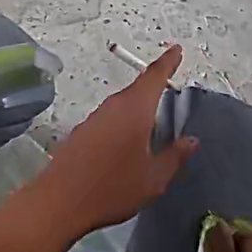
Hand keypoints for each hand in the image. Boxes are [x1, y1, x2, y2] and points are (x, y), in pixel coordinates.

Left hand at [29, 45, 196, 237]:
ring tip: (153, 128)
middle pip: (138, 90)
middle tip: (171, 93)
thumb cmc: (112, 188)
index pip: (154, 77)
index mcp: (134, 110)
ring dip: (139, 110)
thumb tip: (191, 140)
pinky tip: (128, 145)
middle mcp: (113, 107)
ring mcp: (95, 118)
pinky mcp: (83, 132)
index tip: (176, 50)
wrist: (61, 201)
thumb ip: (174, 156)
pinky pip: (110, 119)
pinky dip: (124, 123)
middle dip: (155, 89)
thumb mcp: (154, 178)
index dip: (167, 62)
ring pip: (123, 106)